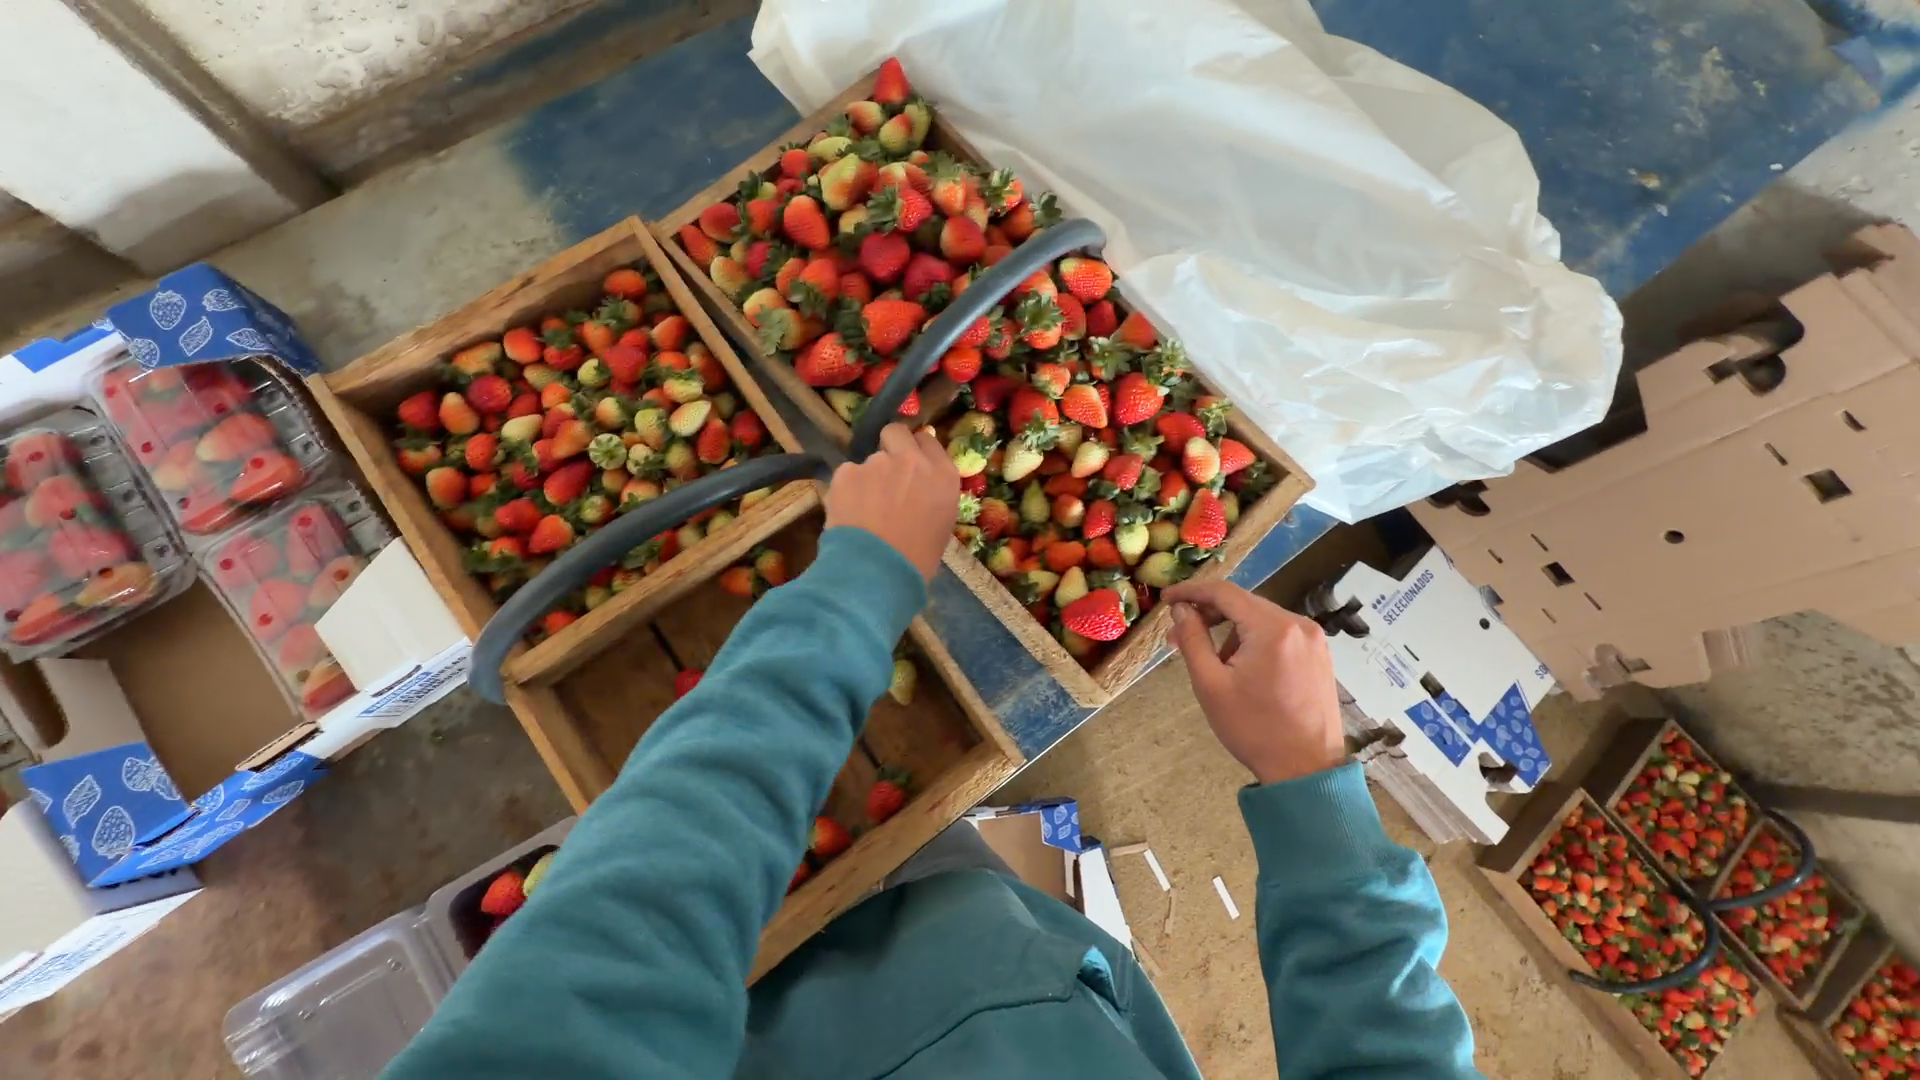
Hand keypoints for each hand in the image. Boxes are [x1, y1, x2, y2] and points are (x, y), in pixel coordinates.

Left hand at [825, 423, 958, 580]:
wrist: (878, 572)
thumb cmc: (917, 560)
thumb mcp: (940, 524)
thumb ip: (930, 495)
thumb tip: (917, 490)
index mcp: (943, 476)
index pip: (928, 442)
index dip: (916, 451)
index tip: (909, 466)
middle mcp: (912, 461)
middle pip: (896, 433)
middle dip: (889, 446)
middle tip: (884, 473)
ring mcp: (877, 463)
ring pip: (868, 460)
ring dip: (866, 478)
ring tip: (863, 509)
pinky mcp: (847, 473)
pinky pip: (846, 476)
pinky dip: (846, 491)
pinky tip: (847, 514)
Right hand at [1164, 580, 1344, 785]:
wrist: (1306, 769)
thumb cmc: (1253, 728)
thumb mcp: (1210, 684)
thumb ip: (1192, 639)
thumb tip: (1181, 610)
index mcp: (1272, 628)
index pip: (1224, 592)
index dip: (1191, 591)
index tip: (1165, 599)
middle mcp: (1299, 624)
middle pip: (1244, 603)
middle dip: (1209, 614)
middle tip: (1178, 635)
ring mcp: (1314, 639)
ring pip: (1260, 619)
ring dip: (1231, 630)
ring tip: (1212, 662)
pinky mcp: (1320, 655)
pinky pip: (1278, 634)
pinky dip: (1253, 640)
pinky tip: (1240, 665)